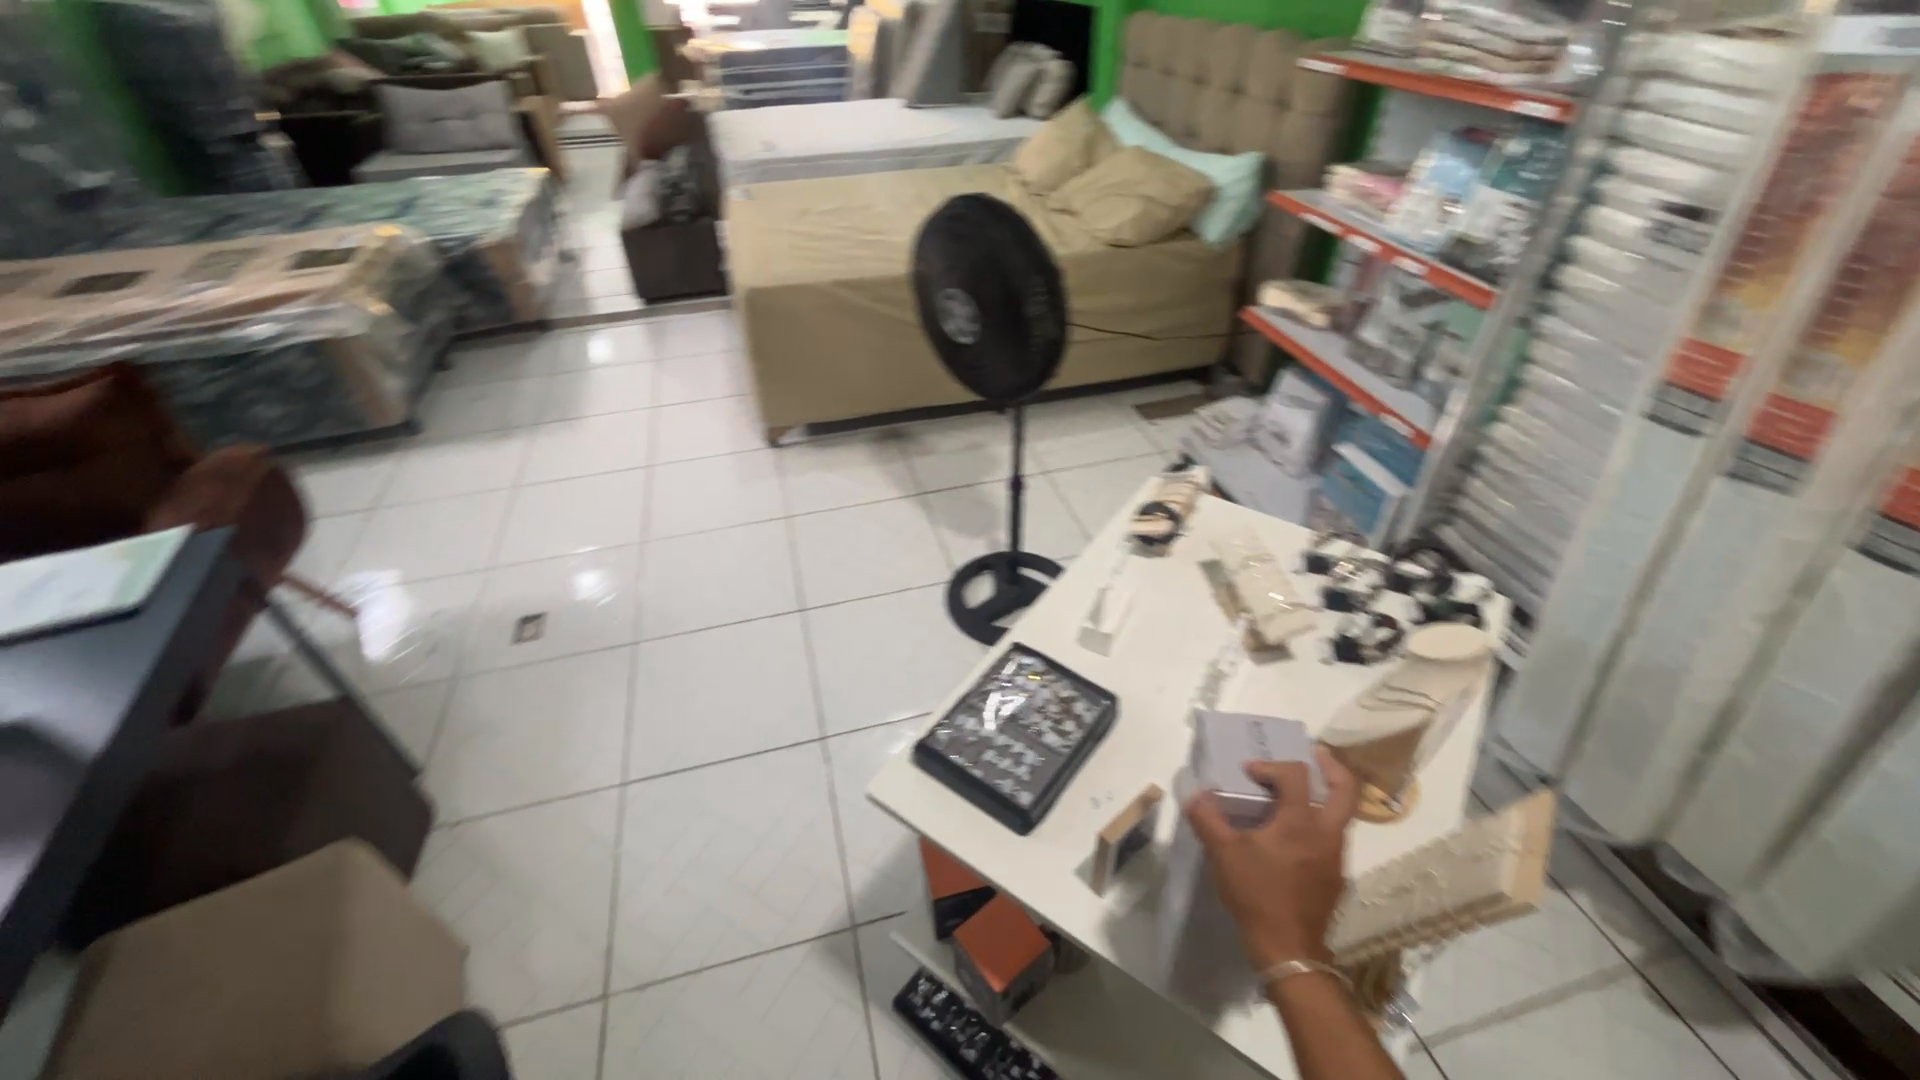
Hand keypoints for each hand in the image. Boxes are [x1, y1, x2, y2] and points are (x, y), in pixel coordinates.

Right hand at [1184, 748, 1361, 970]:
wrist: (1288, 947)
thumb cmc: (1256, 894)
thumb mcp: (1223, 853)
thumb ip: (1207, 818)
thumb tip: (1195, 794)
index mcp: (1301, 822)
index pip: (1296, 775)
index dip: (1271, 765)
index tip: (1249, 772)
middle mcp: (1327, 833)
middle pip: (1346, 788)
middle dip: (1330, 766)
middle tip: (1312, 754)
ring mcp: (1337, 856)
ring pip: (1343, 814)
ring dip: (1325, 795)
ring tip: (1299, 792)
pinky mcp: (1336, 876)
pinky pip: (1334, 837)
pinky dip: (1320, 822)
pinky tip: (1295, 834)